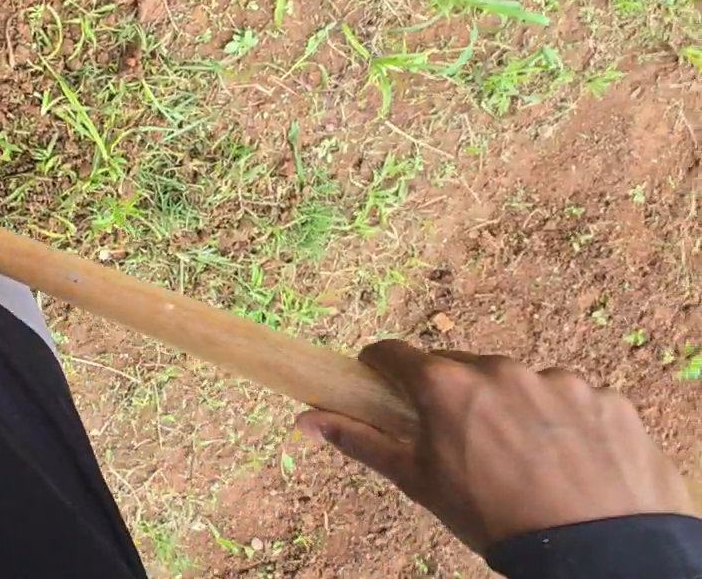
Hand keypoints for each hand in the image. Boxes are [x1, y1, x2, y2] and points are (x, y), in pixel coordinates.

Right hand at [297, 340, 695, 551]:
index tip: (391, 393)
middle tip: (465, 436)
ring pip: (515, 381)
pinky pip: (572, 398)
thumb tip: (302, 421)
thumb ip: (358, 439)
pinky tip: (572, 457)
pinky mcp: (608, 402)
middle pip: (456, 367)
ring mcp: (557, 382)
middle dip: (453, 392)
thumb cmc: (496, 517)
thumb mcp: (418, 480)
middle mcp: (495, 368)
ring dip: (511, 403)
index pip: (392, 353)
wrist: (608, 563)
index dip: (384, 372)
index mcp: (441, 381)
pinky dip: (566, 419)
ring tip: (527, 453)